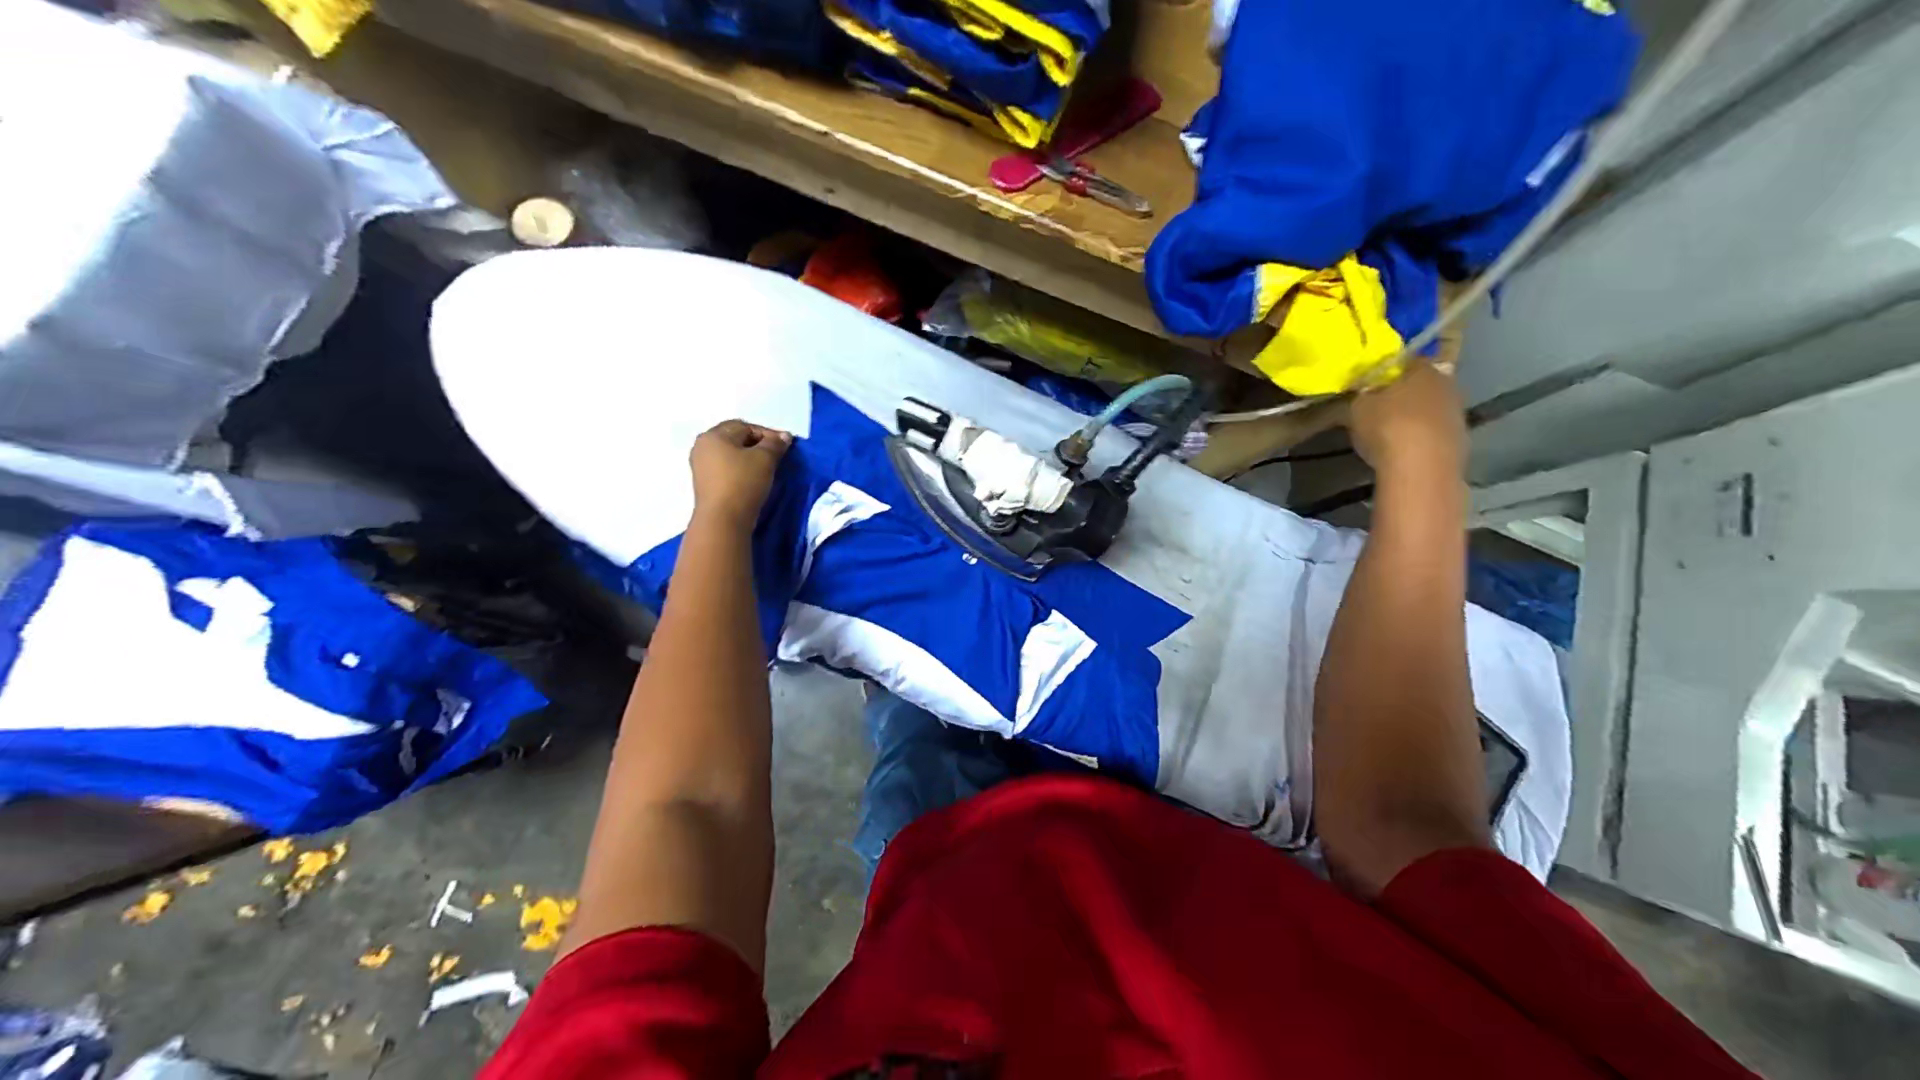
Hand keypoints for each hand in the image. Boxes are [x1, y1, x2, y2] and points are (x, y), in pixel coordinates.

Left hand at [689, 420, 790, 532]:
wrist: (723, 520)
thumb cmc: (743, 482)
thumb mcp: (765, 459)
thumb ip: (775, 444)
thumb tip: (784, 436)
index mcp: (713, 435)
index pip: (745, 426)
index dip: (767, 433)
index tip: (785, 445)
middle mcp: (702, 447)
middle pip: (735, 439)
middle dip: (758, 445)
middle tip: (777, 455)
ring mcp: (701, 466)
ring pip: (730, 455)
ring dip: (749, 458)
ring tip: (768, 468)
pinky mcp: (705, 484)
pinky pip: (726, 469)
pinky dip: (741, 469)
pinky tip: (754, 479)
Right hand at [1347, 361, 1466, 477]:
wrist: (1421, 467)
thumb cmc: (1387, 427)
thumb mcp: (1357, 408)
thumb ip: (1361, 396)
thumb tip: (1363, 393)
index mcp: (1423, 370)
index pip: (1407, 361)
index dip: (1389, 371)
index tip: (1373, 384)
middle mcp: (1447, 386)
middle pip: (1424, 385)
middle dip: (1405, 394)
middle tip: (1382, 408)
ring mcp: (1458, 414)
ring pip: (1432, 409)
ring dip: (1416, 417)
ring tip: (1392, 433)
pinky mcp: (1461, 440)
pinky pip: (1436, 433)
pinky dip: (1423, 438)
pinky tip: (1406, 450)